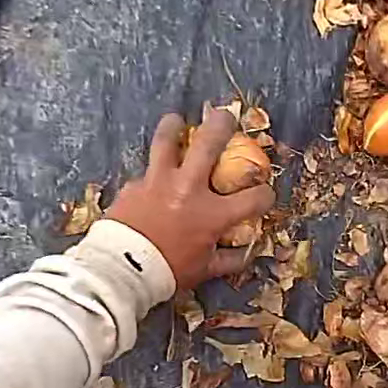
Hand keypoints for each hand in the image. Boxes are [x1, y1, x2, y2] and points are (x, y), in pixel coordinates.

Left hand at [106, 109, 276, 289]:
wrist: (121, 270)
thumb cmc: (168, 272)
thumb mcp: (204, 270)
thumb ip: (228, 259)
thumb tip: (246, 254)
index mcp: (213, 214)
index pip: (253, 198)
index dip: (265, 195)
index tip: (265, 195)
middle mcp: (189, 189)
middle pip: (209, 145)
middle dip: (221, 126)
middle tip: (225, 115)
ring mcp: (159, 183)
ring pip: (167, 142)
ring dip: (173, 127)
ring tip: (175, 119)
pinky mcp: (134, 186)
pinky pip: (144, 174)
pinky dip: (150, 174)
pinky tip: (151, 179)